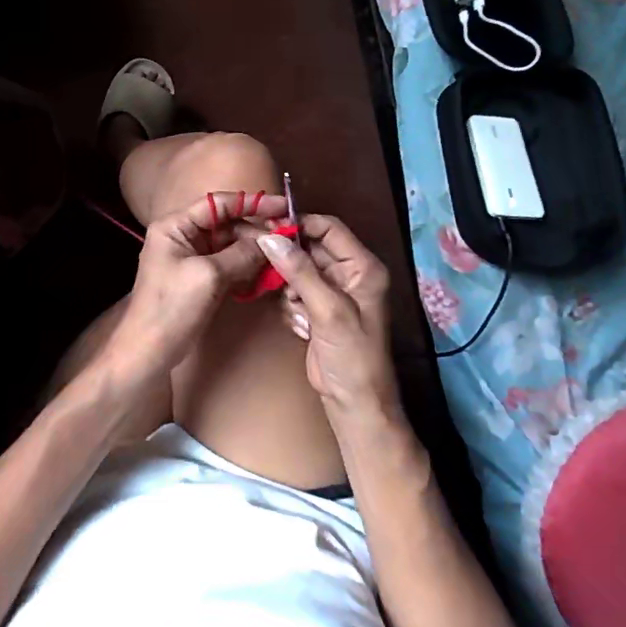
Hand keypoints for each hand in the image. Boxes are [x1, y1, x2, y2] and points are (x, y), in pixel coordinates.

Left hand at [113, 190, 287, 377]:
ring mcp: (192, 259)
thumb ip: (241, 254)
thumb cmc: (171, 307)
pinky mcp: (201, 279)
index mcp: (175, 226)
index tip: (284, 207)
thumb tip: (271, 242)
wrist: (149, 350)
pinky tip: (266, 276)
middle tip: (289, 240)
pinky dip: (247, 268)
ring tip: (281, 259)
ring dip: (255, 252)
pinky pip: (229, 265)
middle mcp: (183, 237)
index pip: (218, 203)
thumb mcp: (208, 275)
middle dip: (257, 231)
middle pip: (227, 224)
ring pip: (231, 245)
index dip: (252, 202)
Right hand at [257, 215, 397, 413]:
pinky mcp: (318, 310)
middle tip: (262, 262)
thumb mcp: (327, 309)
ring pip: (297, 271)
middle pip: (310, 249)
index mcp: (363, 267)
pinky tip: (300, 326)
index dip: (300, 224)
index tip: (267, 228)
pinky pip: (294, 292)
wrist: (354, 401)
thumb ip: (299, 271)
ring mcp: (333, 293)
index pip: (329, 229)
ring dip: (289, 287)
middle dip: (289, 259)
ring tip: (296, 310)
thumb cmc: (353, 355)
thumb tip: (269, 238)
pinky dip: (291, 305)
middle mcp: (349, 275)